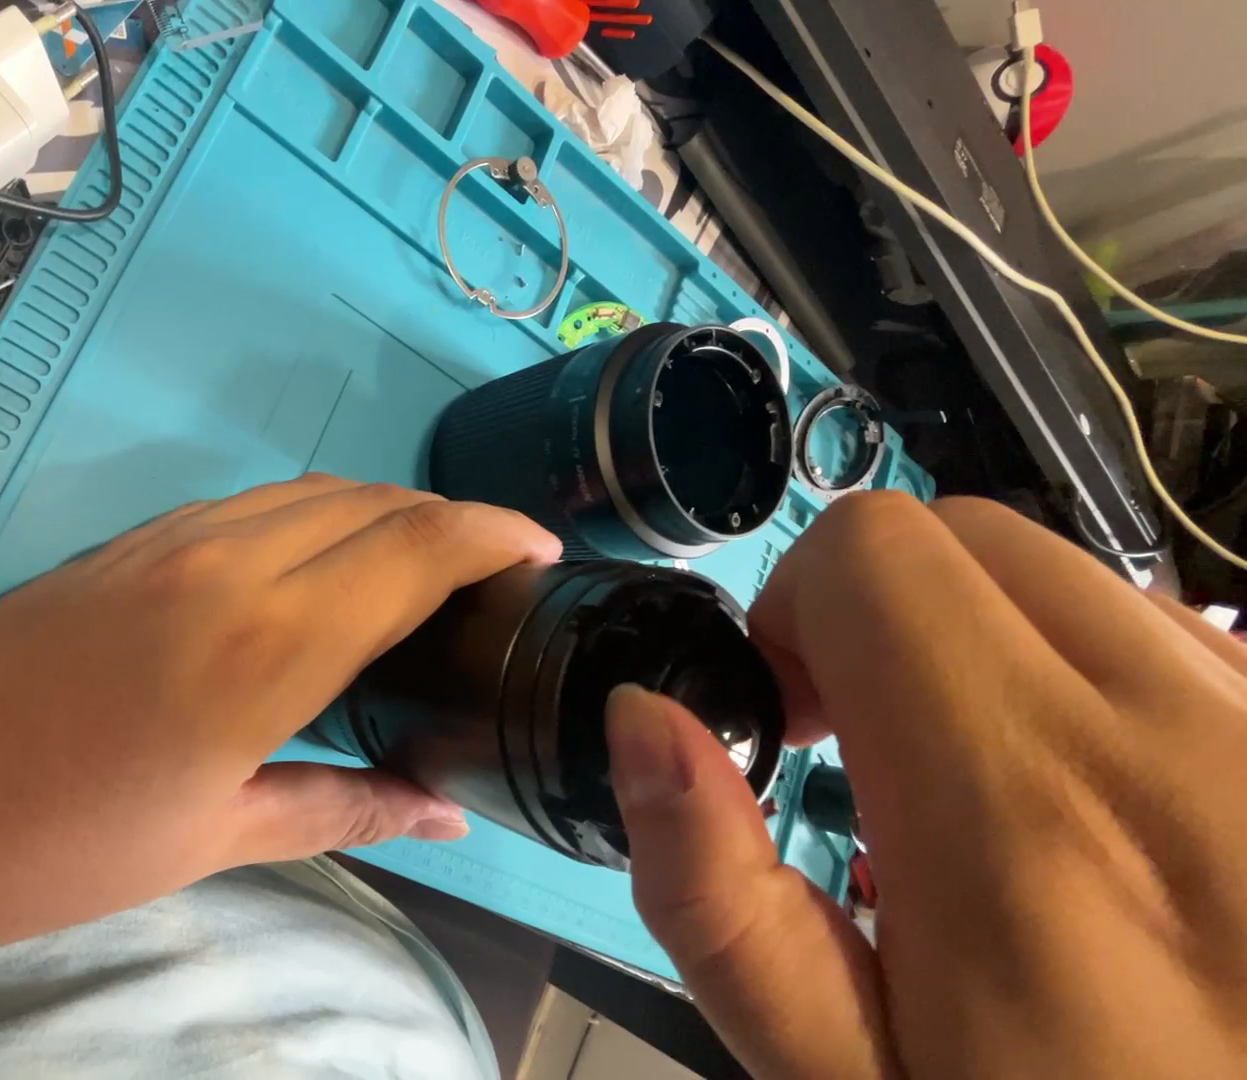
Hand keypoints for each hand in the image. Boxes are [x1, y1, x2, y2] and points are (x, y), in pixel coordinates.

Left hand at [0, 474, 561, 976]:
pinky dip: (309, 519)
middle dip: (446, 521)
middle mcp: (225, 562)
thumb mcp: (216, 839)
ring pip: (309, 493)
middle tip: (490, 568)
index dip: (491, 535)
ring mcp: (167, 539)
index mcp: (264, 643)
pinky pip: (249, 507)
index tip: (539, 550)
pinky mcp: (126, 541)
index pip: (413, 548)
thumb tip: (442, 810)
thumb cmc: (57, 847)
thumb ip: (344, 807)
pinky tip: (318, 566)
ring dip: (377, 512)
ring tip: (417, 564)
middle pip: (369, 503)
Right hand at [605, 493, 1246, 1076]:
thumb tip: (640, 712)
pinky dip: (1095, 671)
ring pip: (1076, 572)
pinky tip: (1096, 791)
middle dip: (874, 607)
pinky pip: (1191, 634)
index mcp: (1026, 812)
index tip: (798, 718)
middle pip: (967, 533)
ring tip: (981, 768)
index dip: (793, 611)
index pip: (871, 554)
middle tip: (869, 736)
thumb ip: (707, 888)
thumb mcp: (833, 1070)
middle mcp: (1188, 744)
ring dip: (980, 635)